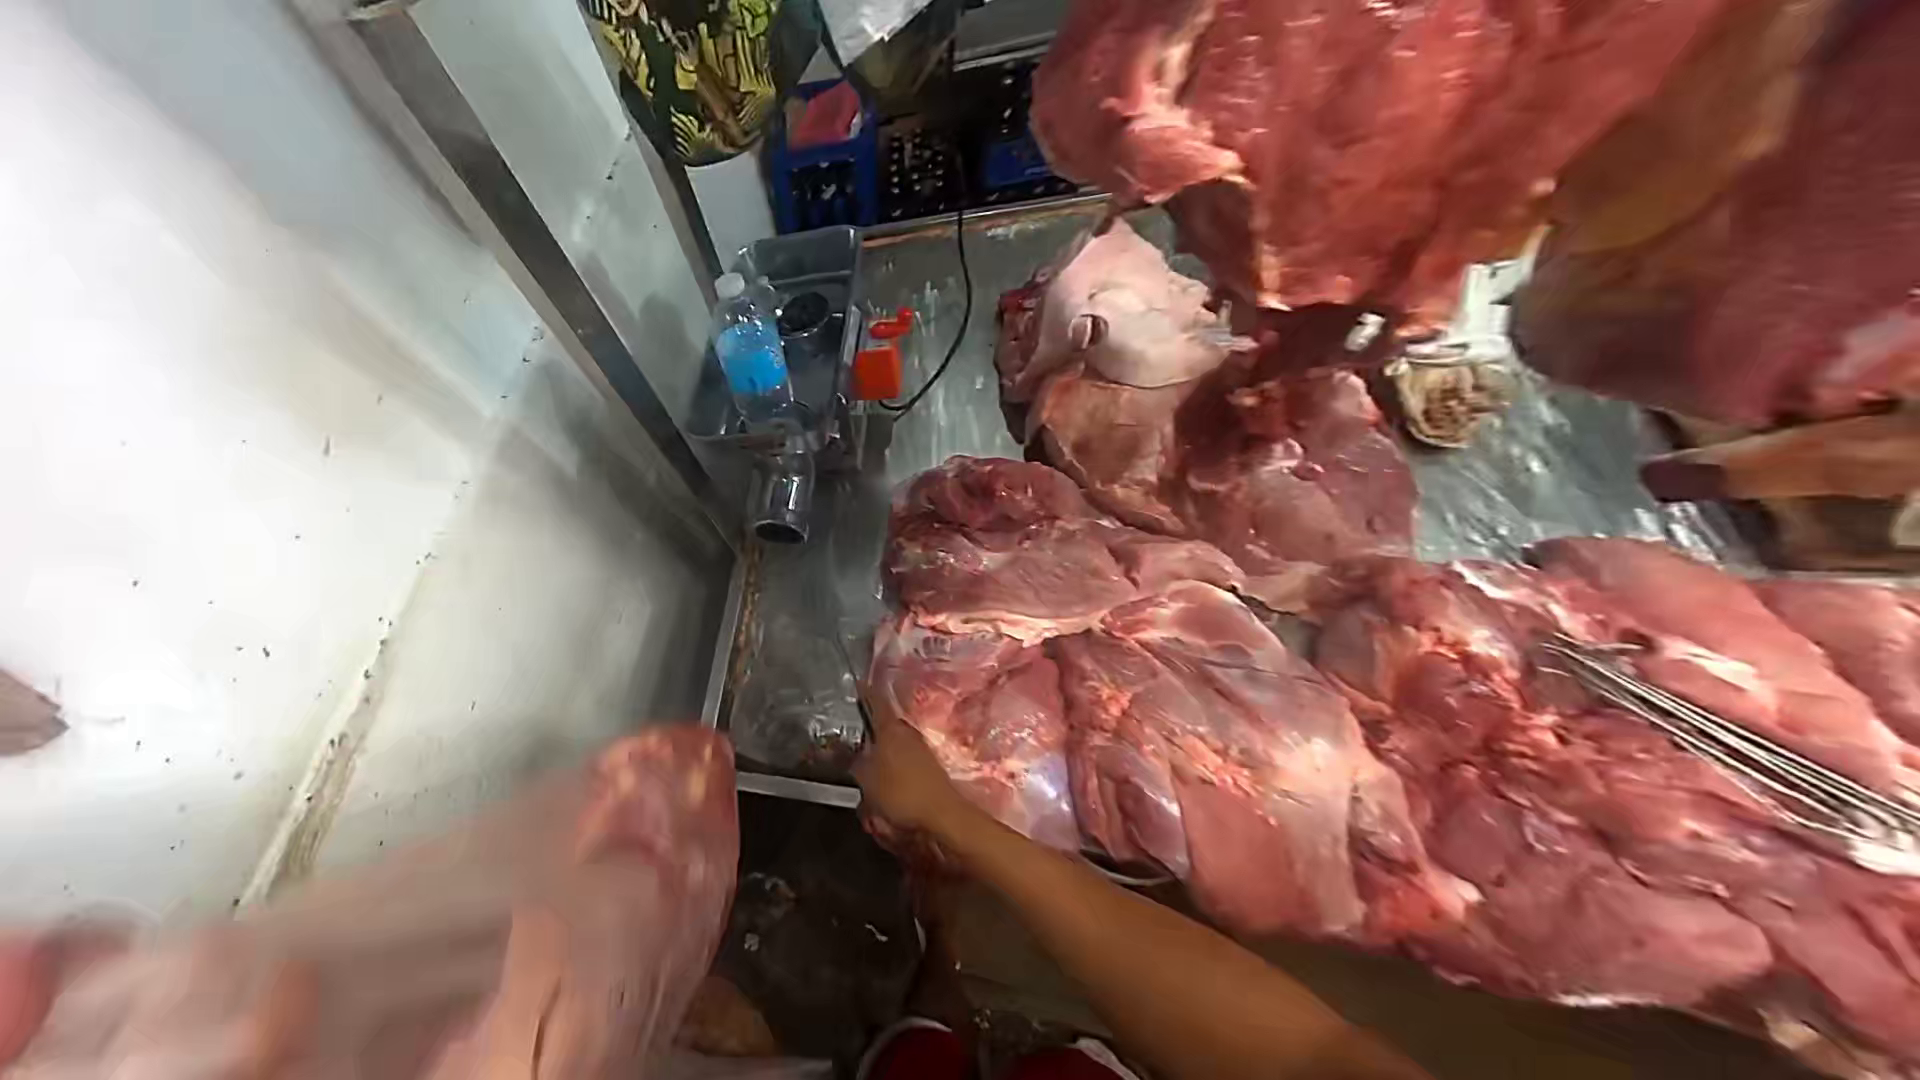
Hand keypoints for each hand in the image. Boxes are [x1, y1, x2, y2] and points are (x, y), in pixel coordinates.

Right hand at [851, 691, 983, 854]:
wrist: (941, 814)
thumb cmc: (900, 792)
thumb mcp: (866, 779)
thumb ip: (853, 761)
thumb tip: (842, 750)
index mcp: (891, 728)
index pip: (877, 701)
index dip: (866, 692)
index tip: (858, 682)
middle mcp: (907, 731)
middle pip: (885, 722)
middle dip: (871, 725)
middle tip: (852, 732)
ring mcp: (920, 746)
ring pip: (895, 739)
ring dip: (882, 745)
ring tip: (866, 759)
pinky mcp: (928, 763)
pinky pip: (903, 754)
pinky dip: (892, 759)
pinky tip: (884, 775)